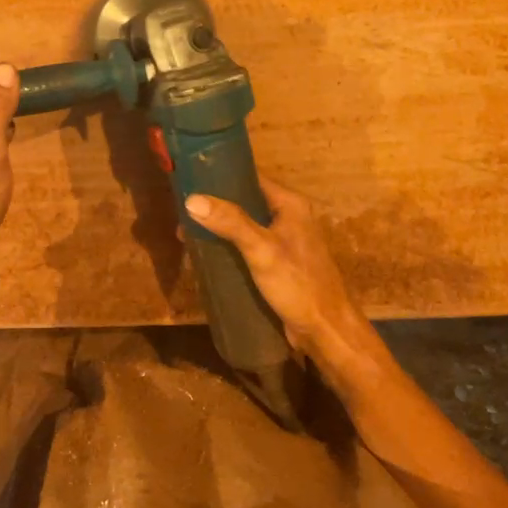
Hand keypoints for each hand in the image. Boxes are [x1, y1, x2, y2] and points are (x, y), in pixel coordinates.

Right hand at [184, 176, 375, 361]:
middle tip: (181, 209)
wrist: (326, 331)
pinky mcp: (278, 263)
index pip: (249, 177)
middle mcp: (288, 217)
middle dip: (214, 205)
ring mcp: (284, 241)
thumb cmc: (298, 284)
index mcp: (290, 204)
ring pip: (244, 225)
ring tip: (186, 231)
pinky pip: (247, 246)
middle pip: (244, 201)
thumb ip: (230, 223)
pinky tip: (206, 253)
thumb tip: (191, 199)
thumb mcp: (261, 250)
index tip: (189, 178)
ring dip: (218, 227)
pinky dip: (228, 246)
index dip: (219, 176)